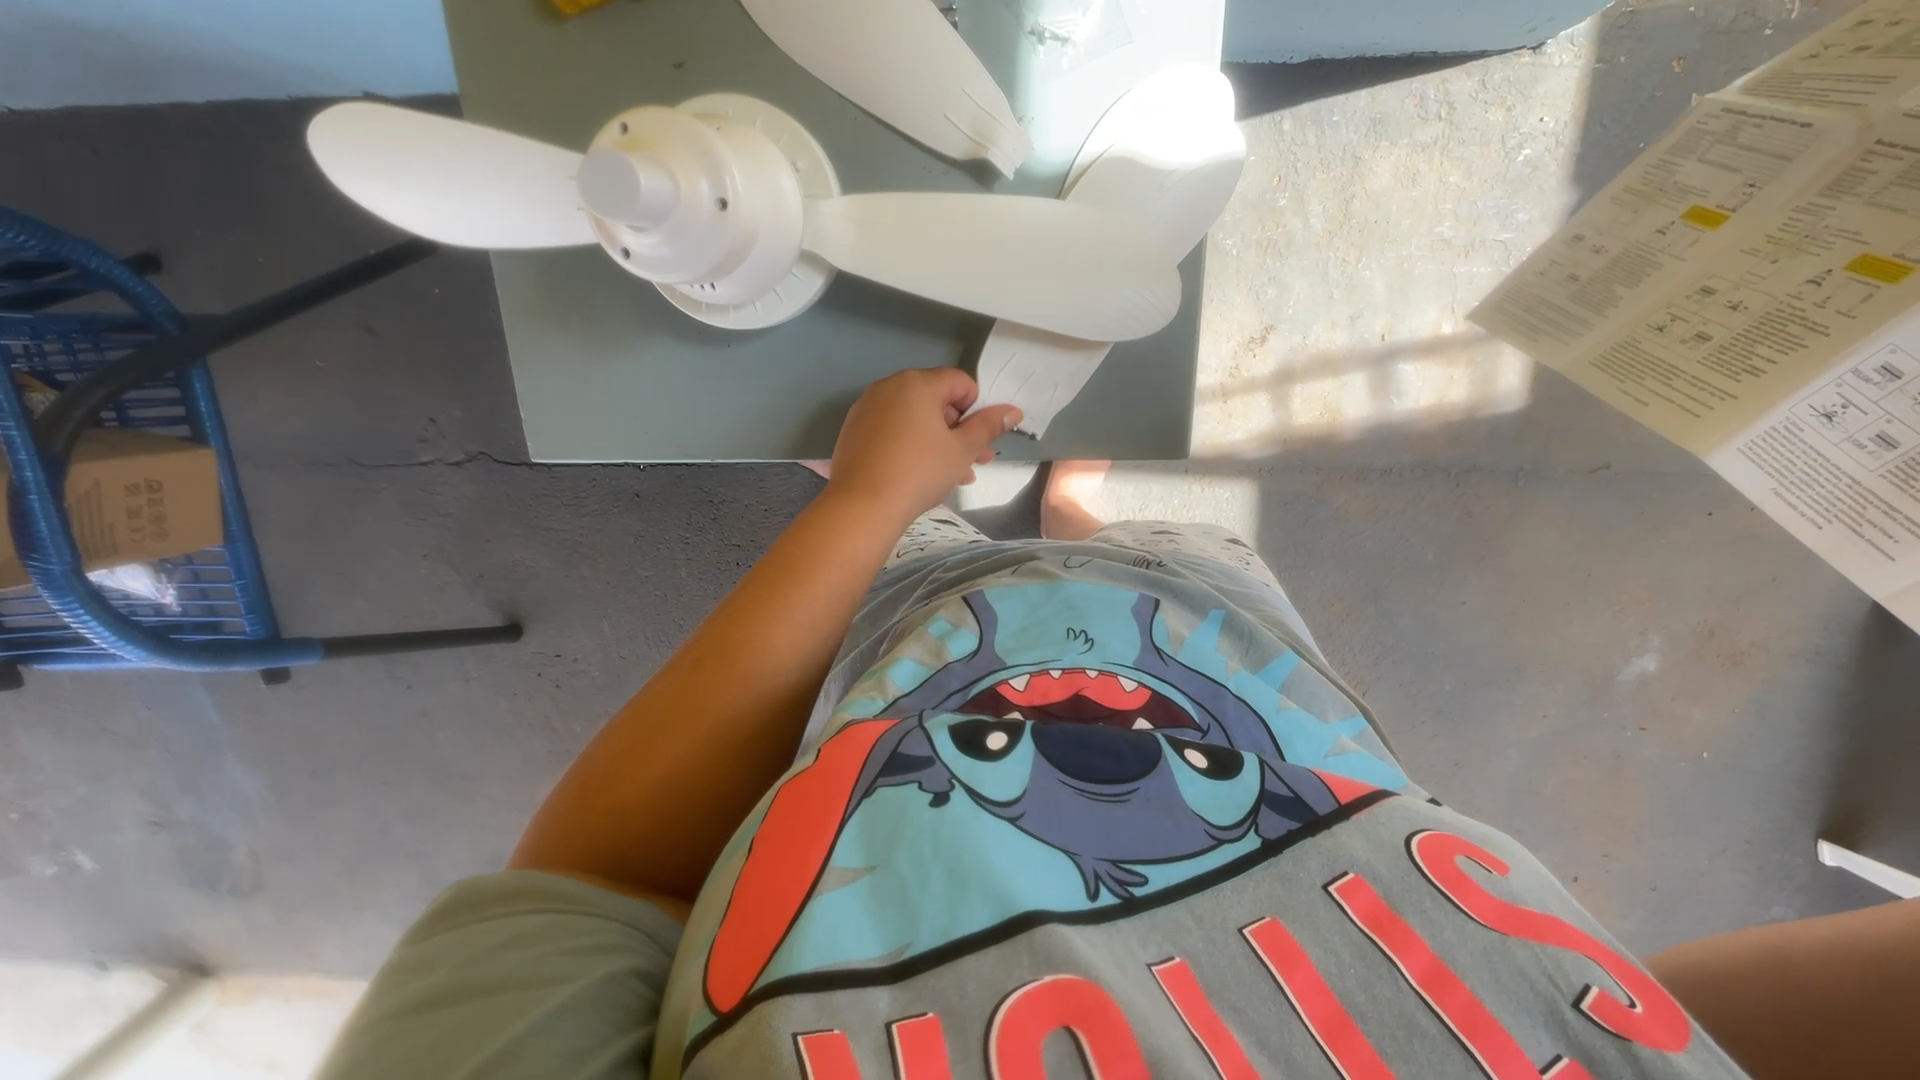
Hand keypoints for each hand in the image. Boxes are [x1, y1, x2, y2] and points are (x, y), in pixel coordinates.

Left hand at [826, 368, 1021, 527]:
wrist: (863, 505)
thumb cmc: (920, 472)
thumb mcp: (962, 450)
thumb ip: (989, 426)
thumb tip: (1013, 411)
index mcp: (917, 383)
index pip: (960, 382)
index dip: (977, 408)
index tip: (980, 438)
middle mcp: (889, 387)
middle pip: (936, 400)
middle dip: (959, 429)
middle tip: (976, 461)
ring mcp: (867, 408)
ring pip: (914, 418)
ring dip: (939, 441)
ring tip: (955, 475)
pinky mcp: (854, 431)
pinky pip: (892, 430)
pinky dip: (911, 445)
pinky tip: (922, 475)